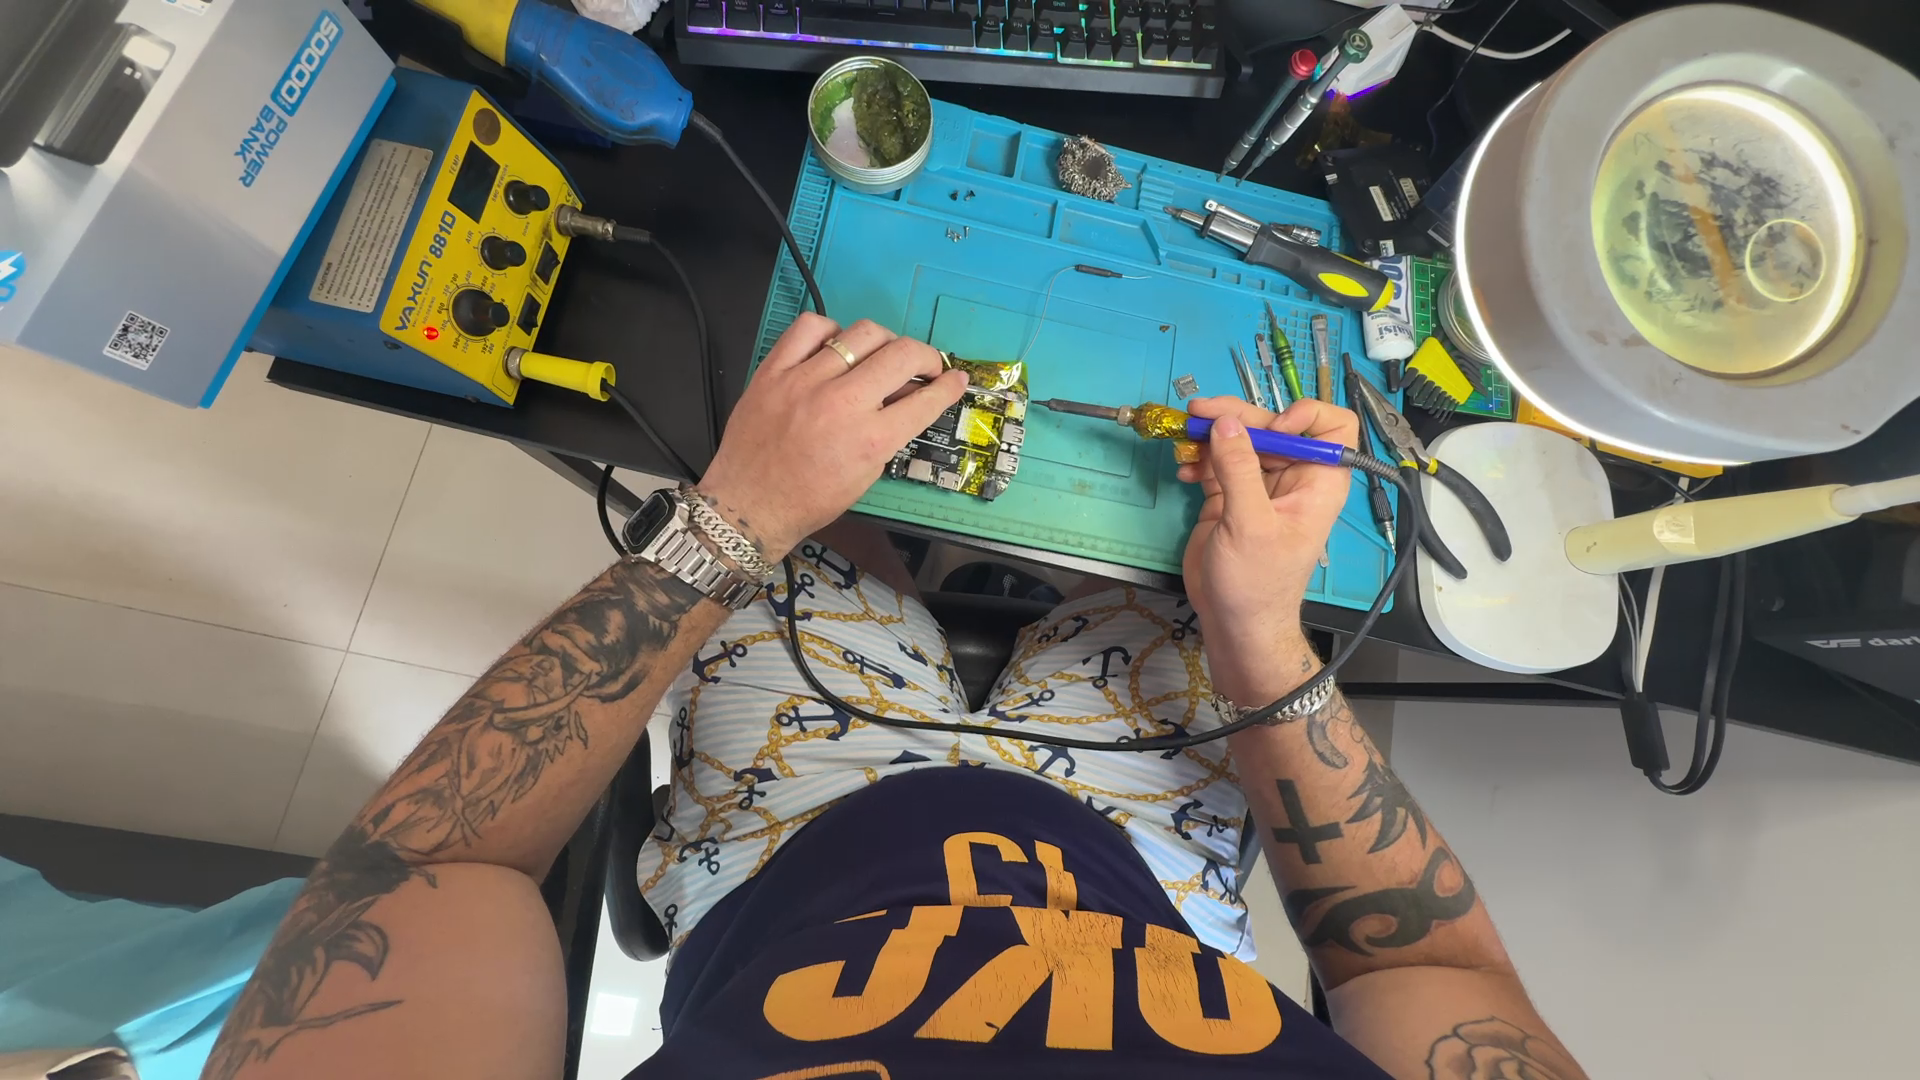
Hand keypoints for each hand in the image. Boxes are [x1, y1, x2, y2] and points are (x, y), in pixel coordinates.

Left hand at [695, 314, 967, 557]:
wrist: (750, 503)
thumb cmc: (812, 499)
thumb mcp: (865, 474)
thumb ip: (890, 432)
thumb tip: (908, 395)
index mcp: (870, 439)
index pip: (924, 399)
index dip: (949, 386)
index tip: (956, 378)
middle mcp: (842, 403)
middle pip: (901, 354)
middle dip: (925, 356)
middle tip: (923, 366)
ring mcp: (805, 381)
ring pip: (861, 333)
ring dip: (884, 341)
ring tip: (880, 355)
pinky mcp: (774, 369)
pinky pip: (810, 327)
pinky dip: (831, 330)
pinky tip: (835, 345)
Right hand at [1178, 396, 1358, 704]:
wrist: (1234, 622)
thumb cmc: (1257, 582)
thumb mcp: (1250, 524)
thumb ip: (1239, 470)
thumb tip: (1225, 423)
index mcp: (1316, 482)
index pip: (1330, 427)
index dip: (1302, 416)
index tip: (1269, 429)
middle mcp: (1290, 478)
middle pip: (1270, 427)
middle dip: (1237, 416)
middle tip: (1198, 413)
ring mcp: (1257, 486)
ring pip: (1239, 441)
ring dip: (1211, 435)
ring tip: (1184, 437)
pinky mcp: (1228, 498)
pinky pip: (1214, 463)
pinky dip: (1198, 460)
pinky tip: (1183, 470)